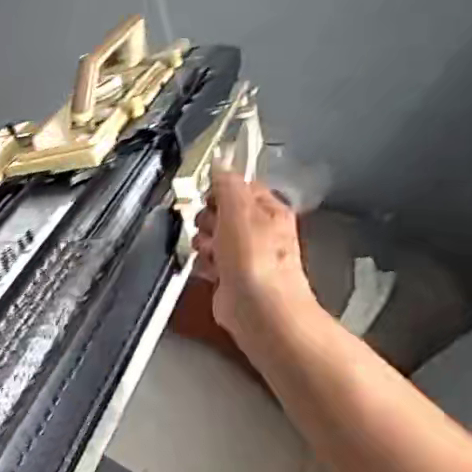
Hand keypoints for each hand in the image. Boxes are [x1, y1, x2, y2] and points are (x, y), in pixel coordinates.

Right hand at [191, 168, 317, 338]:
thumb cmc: (256, 260)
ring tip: (210, 253)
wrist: (260, 310)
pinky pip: (207, 261)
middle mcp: (258, 231)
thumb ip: (227, 183)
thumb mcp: (239, 210)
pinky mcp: (229, 277)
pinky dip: (203, 264)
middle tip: (211, 229)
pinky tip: (207, 269)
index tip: (207, 197)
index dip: (219, 190)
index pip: (238, 186)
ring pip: (210, 237)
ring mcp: (244, 255)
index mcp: (268, 209)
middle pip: (220, 211)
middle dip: (207, 219)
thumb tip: (220, 161)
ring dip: (203, 243)